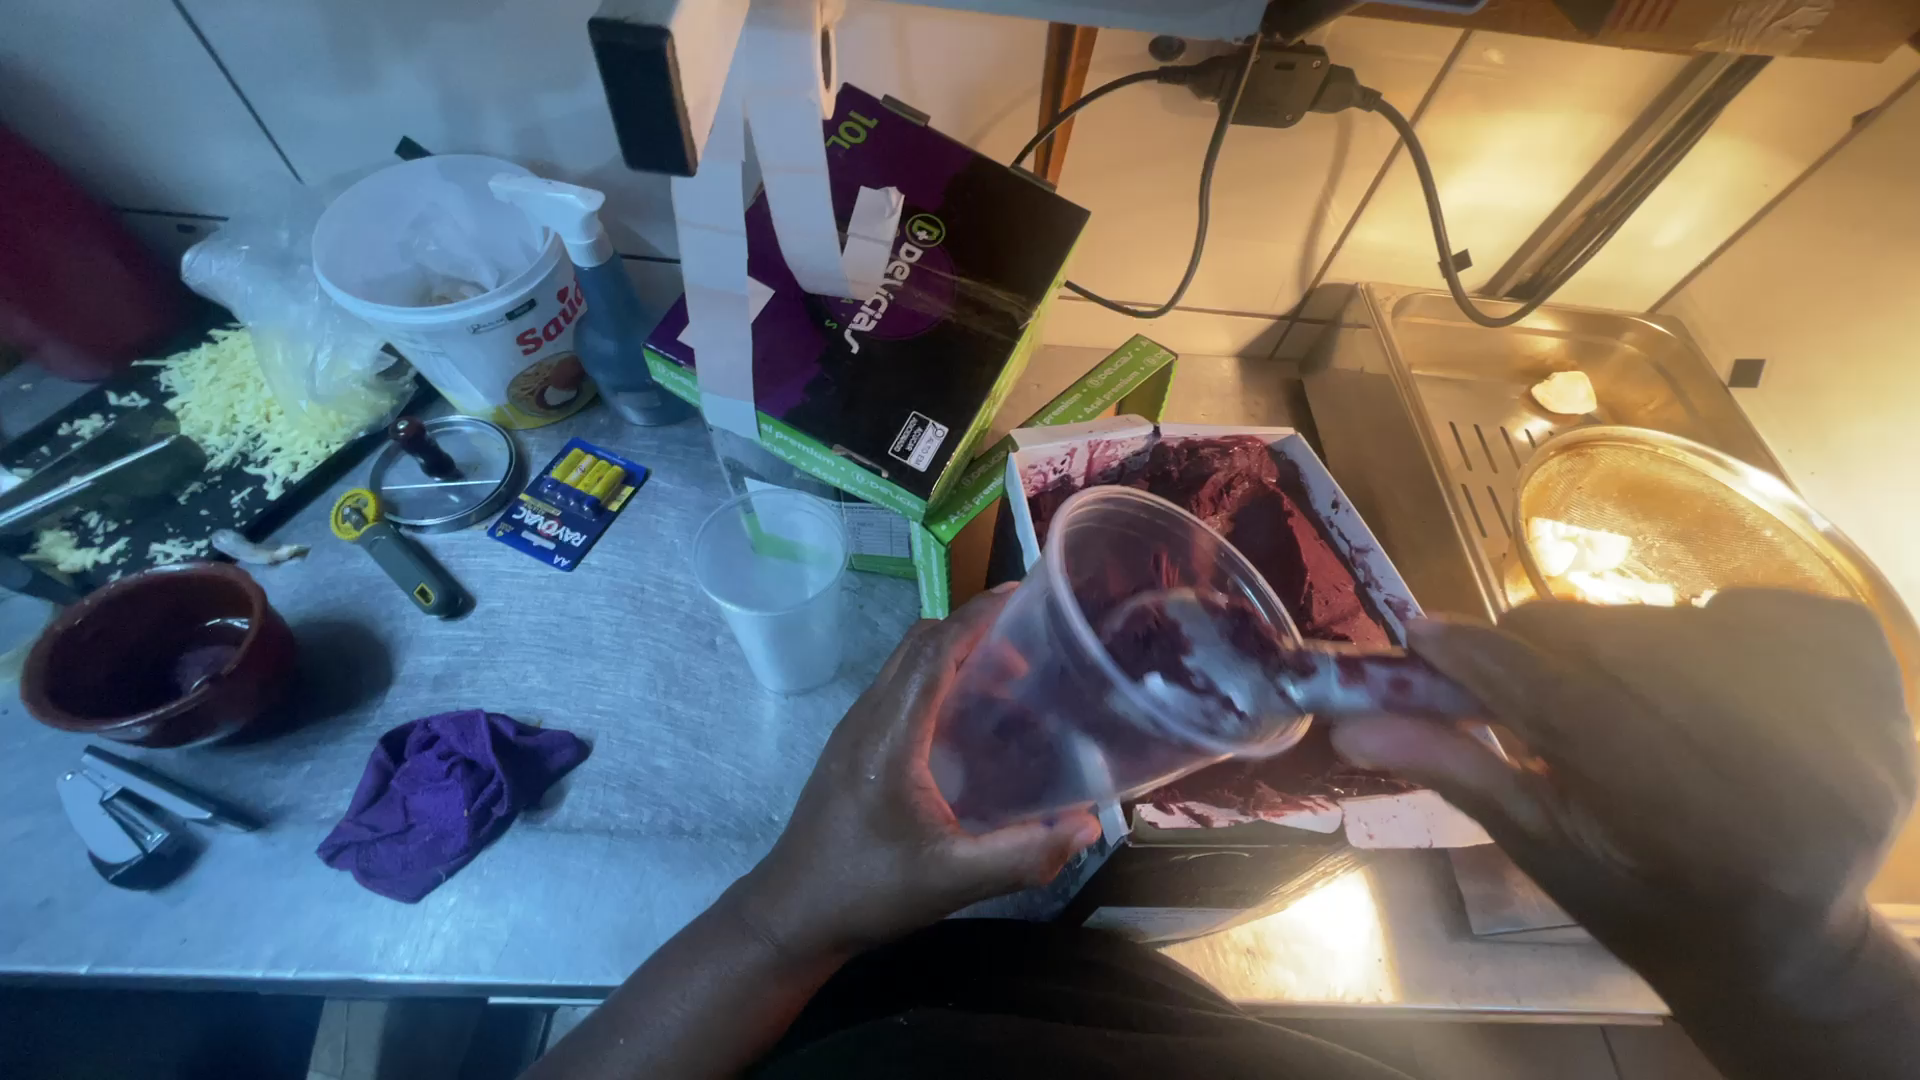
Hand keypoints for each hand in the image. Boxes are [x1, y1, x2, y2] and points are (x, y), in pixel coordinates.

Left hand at [733, 587, 1102, 960]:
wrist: (792, 913)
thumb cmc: (868, 891)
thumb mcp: (953, 881)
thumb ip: (1023, 856)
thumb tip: (1087, 827)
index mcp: (891, 733)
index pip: (934, 650)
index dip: (977, 616)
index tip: (1020, 596)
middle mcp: (869, 715)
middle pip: (918, 643)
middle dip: (972, 630)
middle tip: (1028, 648)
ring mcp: (856, 726)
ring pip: (906, 662)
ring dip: (953, 654)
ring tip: (1008, 684)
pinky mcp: (854, 742)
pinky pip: (899, 687)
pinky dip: (936, 680)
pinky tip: (968, 725)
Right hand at [1332, 589, 1915, 995]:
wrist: (1779, 933)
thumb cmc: (1631, 894)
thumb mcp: (1529, 840)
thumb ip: (1446, 764)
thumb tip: (1347, 721)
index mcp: (1688, 820)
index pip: (1562, 702)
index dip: (1479, 661)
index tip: (1420, 633)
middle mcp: (1784, 764)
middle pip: (1610, 643)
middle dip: (1540, 650)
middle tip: (1519, 681)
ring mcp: (1849, 719)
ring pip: (1665, 617)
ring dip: (1614, 644)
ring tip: (1615, 694)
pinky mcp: (1877, 683)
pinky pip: (1757, 606)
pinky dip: (1709, 625)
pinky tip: (1701, 678)